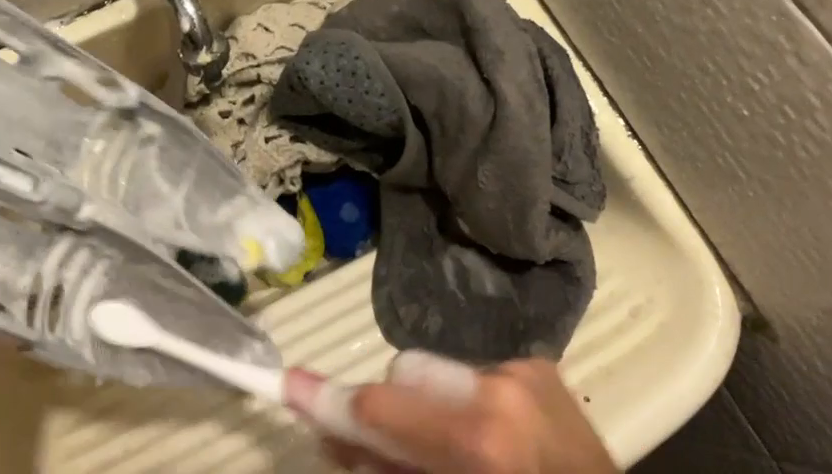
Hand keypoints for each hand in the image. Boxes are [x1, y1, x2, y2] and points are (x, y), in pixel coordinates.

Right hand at [301, 354, 617, 473]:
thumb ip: (386, 467)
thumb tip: (336, 436)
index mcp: (482, 438)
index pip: (382, 406)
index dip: (332, 403)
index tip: (289, 383)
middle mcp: (503, 387)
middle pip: (405, 370)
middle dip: (394, 412)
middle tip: (404, 456)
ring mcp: (526, 370)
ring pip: (437, 369)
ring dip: (431, 406)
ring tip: (461, 452)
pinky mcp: (541, 368)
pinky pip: (475, 372)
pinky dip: (467, 402)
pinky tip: (492, 441)